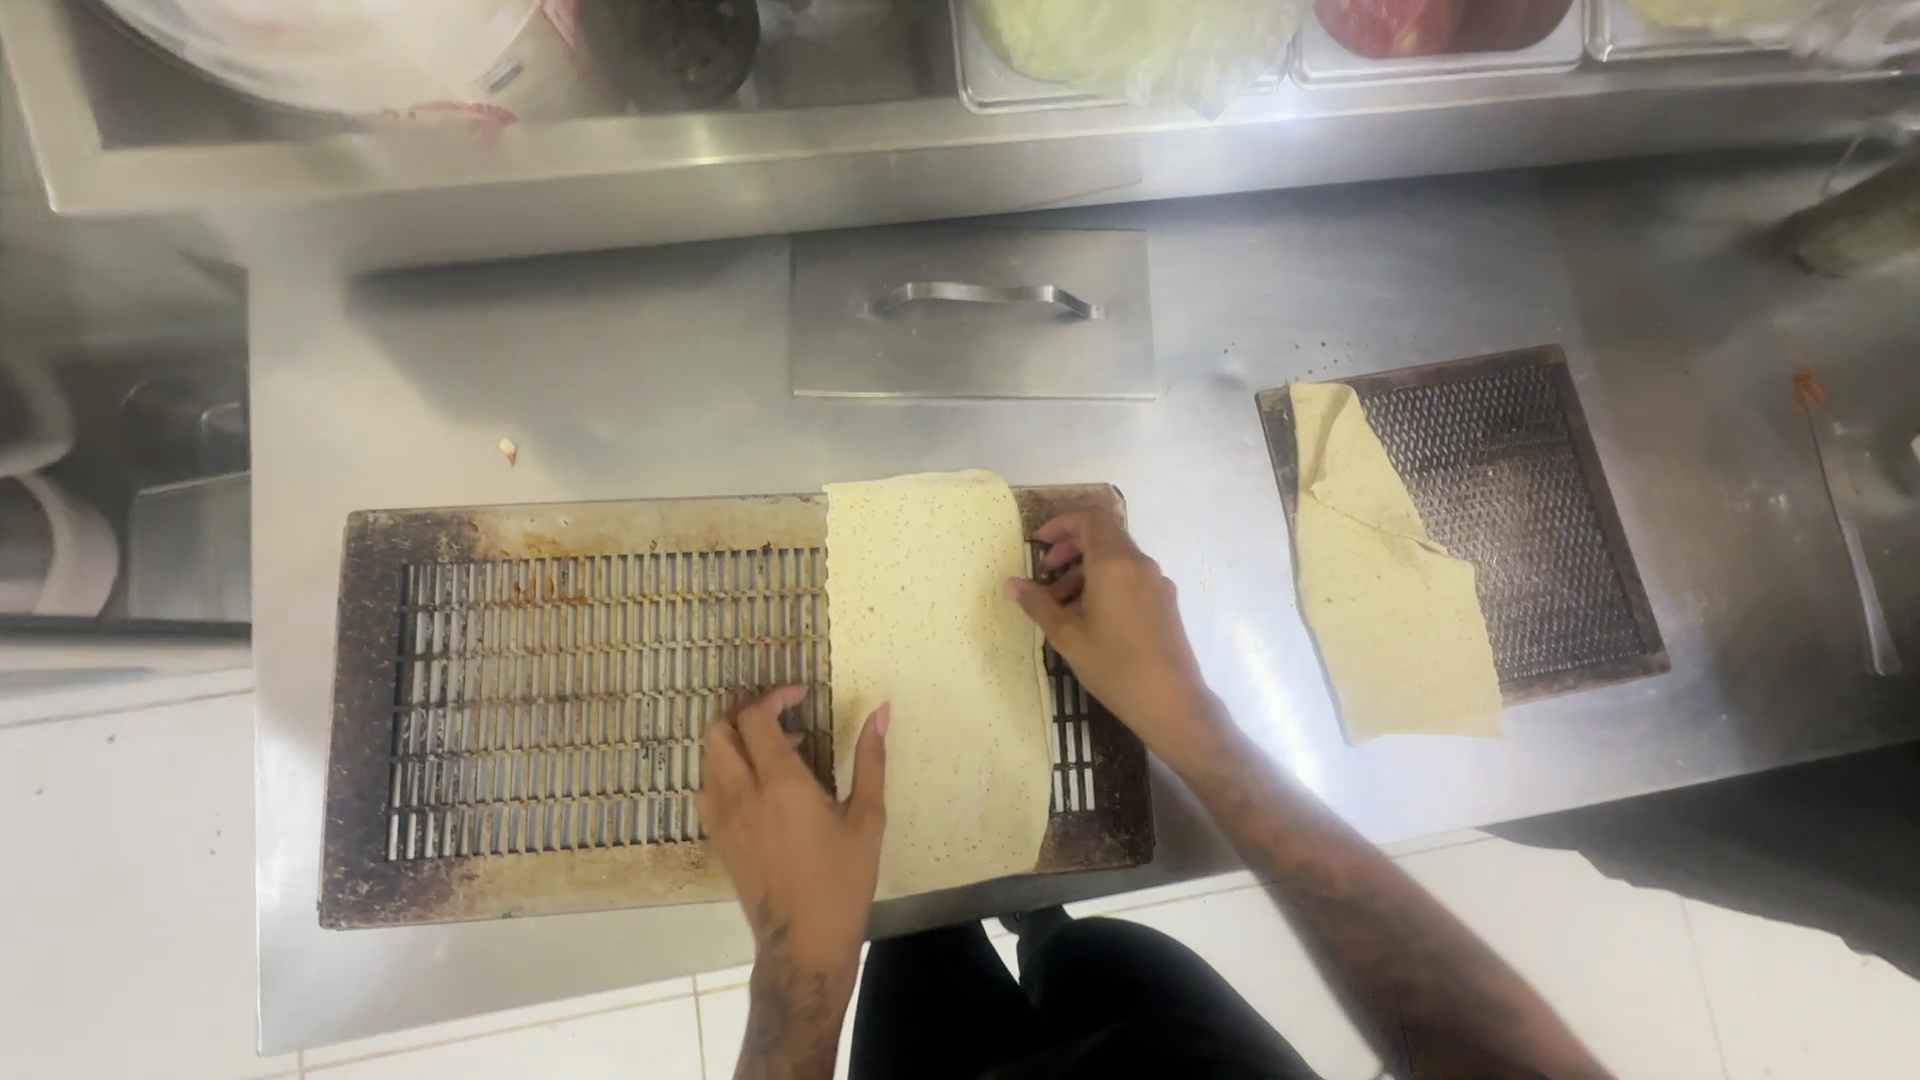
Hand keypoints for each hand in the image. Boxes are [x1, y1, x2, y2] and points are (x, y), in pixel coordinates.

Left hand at [699, 686, 888, 979]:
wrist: (803, 944)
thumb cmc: (842, 879)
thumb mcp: (868, 817)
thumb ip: (871, 759)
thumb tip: (882, 711)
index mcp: (781, 783)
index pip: (756, 717)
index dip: (775, 695)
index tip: (802, 694)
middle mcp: (742, 793)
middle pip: (718, 729)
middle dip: (746, 710)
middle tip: (781, 713)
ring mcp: (722, 817)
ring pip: (708, 757)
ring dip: (736, 739)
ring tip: (776, 750)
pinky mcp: (716, 837)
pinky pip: (707, 786)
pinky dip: (727, 769)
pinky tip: (759, 785)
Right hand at [1005, 511, 1224, 771]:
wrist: (1172, 702)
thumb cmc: (1115, 666)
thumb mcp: (1067, 636)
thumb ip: (1038, 604)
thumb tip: (1012, 584)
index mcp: (1114, 564)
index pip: (1091, 519)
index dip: (1062, 524)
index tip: (1039, 544)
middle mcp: (1140, 564)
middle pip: (1104, 535)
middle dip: (1071, 547)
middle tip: (1046, 572)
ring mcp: (1157, 583)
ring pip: (1117, 559)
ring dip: (1086, 569)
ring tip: (1062, 603)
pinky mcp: (1165, 602)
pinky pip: (1130, 578)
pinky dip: (1106, 583)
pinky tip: (1090, 618)